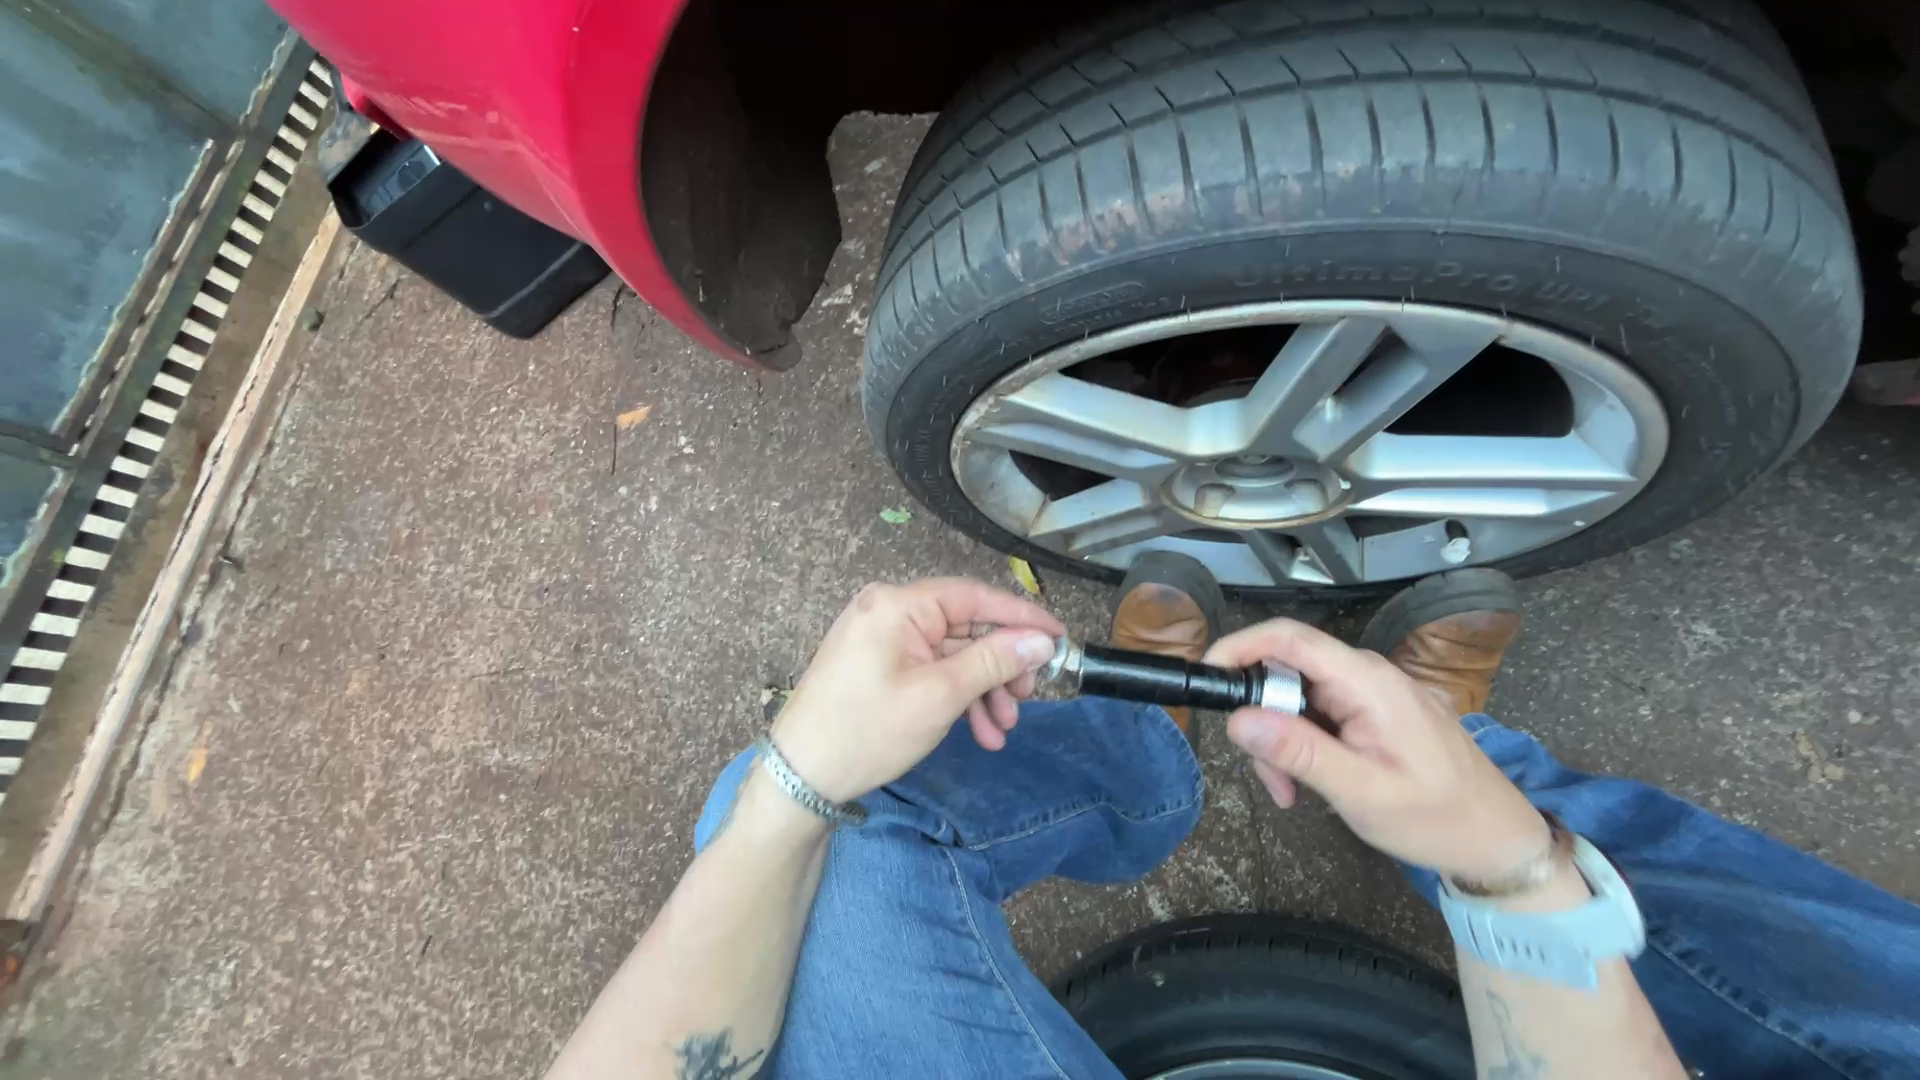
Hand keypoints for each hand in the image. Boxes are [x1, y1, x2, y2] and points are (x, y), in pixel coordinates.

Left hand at [768, 579, 1063, 802]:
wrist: (799, 778)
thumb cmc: (868, 731)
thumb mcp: (939, 697)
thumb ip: (994, 662)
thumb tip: (1040, 640)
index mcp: (899, 604)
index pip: (975, 596)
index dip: (1022, 617)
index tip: (1060, 638)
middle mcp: (889, 610)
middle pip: (965, 628)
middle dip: (1000, 667)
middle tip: (1027, 698)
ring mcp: (881, 637)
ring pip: (951, 654)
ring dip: (982, 690)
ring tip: (1002, 729)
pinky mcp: (878, 664)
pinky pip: (929, 669)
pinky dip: (955, 697)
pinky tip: (979, 732)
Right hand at [1205, 619, 1549, 880]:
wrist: (1499, 843)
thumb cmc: (1437, 819)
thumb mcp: (1361, 793)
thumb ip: (1297, 752)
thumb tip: (1236, 719)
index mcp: (1368, 682)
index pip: (1289, 638)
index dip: (1239, 646)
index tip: (1205, 676)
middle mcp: (1366, 675)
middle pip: (1286, 671)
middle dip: (1261, 718)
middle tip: (1265, 774)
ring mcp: (1369, 692)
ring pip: (1296, 696)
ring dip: (1280, 740)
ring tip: (1290, 791)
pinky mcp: (1370, 711)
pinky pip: (1317, 714)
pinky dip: (1300, 745)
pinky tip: (1306, 783)